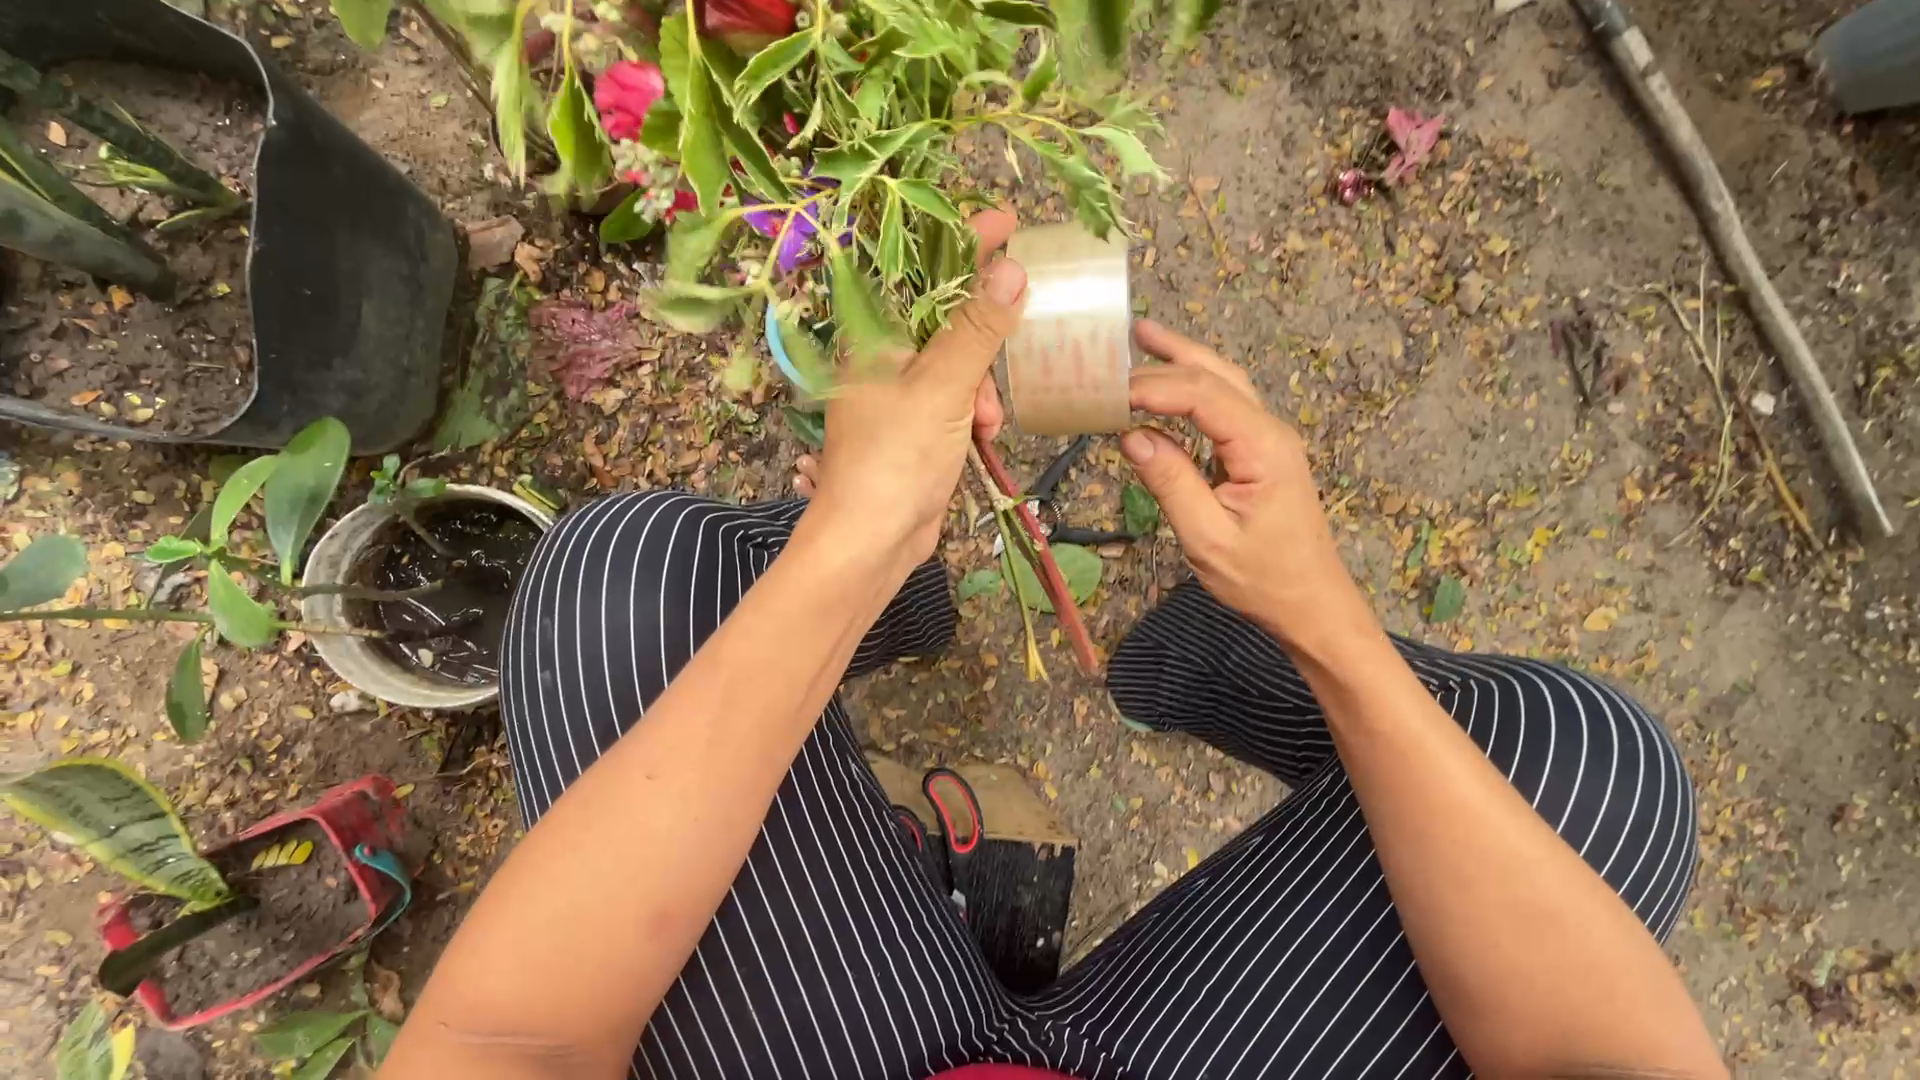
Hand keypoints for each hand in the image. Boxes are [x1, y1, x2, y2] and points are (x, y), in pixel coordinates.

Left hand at [797, 209, 1024, 574]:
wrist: (872, 541)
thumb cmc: (895, 461)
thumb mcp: (942, 389)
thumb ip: (977, 330)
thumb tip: (1011, 271)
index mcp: (872, 337)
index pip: (921, 271)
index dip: (964, 243)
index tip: (1009, 223)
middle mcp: (881, 358)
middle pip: (946, 319)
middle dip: (982, 343)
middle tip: (1006, 356)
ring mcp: (899, 394)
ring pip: (959, 364)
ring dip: (982, 387)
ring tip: (985, 421)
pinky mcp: (916, 426)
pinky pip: (956, 400)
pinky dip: (974, 413)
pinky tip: (983, 437)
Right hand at [1121, 320, 1376, 655]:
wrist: (1311, 604)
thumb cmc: (1263, 579)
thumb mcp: (1207, 538)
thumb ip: (1170, 482)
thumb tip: (1131, 437)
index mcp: (1262, 448)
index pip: (1202, 395)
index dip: (1152, 387)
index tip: (1107, 390)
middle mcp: (1269, 432)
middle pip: (1215, 376)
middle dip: (1163, 361)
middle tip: (1113, 352)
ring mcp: (1267, 439)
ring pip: (1224, 382)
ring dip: (1183, 359)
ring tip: (1143, 336)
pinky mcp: (1259, 453)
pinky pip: (1224, 406)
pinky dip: (1192, 388)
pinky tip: (1169, 383)